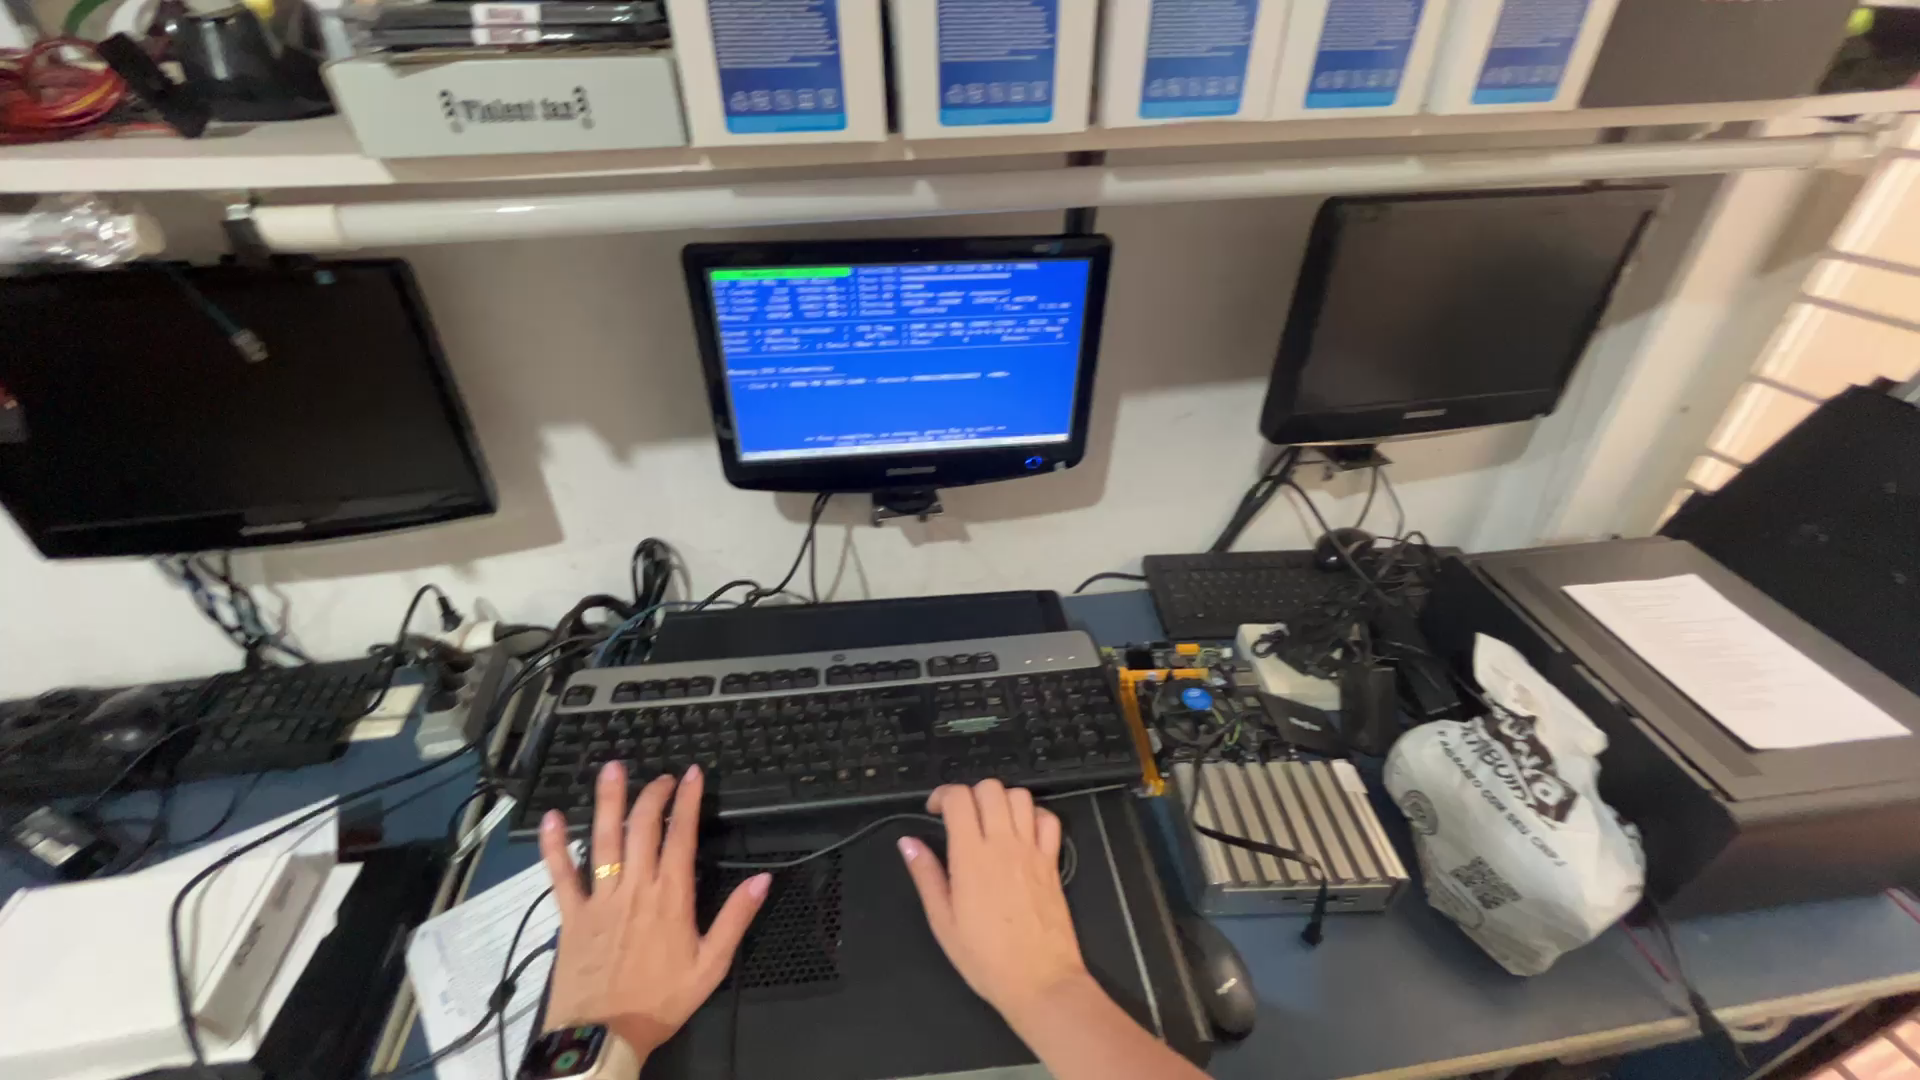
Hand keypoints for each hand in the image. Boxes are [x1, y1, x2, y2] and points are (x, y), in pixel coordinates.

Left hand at [536, 762, 770, 1056]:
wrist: (602, 1038)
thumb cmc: (660, 1001)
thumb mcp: (711, 964)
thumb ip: (736, 918)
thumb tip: (764, 879)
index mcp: (671, 896)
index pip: (681, 835)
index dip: (687, 800)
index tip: (691, 774)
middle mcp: (635, 887)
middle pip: (643, 827)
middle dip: (653, 794)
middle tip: (662, 776)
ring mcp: (600, 899)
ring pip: (603, 840)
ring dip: (607, 801)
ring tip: (612, 770)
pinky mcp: (571, 916)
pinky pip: (561, 875)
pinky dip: (554, 846)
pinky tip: (551, 818)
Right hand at [897, 780, 1091, 1021]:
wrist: (1040, 981)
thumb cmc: (985, 958)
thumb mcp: (943, 922)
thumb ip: (926, 875)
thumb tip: (907, 842)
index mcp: (972, 856)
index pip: (959, 798)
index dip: (943, 794)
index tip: (935, 811)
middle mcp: (1003, 843)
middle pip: (990, 788)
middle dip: (971, 793)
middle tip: (962, 817)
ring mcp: (1032, 849)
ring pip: (1020, 796)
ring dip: (1002, 800)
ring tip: (991, 821)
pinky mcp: (1053, 860)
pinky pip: (1048, 819)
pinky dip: (1034, 815)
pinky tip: (1021, 832)